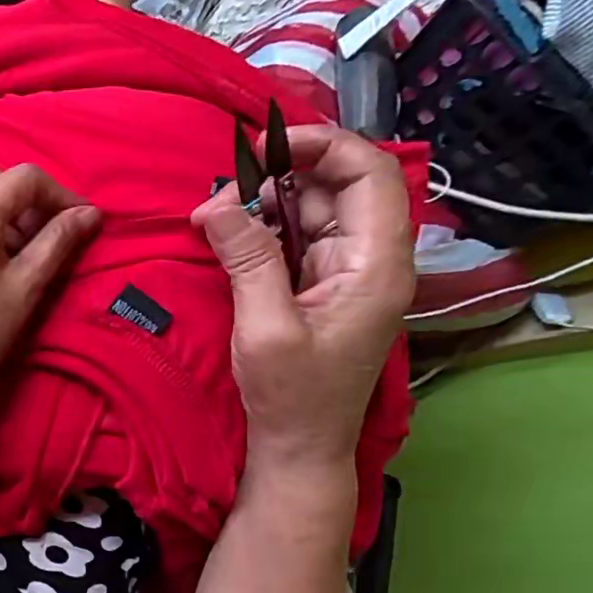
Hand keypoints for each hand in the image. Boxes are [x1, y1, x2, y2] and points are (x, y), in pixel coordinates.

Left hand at [0, 164, 101, 417]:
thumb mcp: (27, 283)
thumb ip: (59, 241)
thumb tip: (90, 214)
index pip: (22, 179)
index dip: (59, 193)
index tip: (81, 221)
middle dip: (30, 197)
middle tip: (53, 231)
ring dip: (9, 211)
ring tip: (31, 248)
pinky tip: (4, 257)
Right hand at [193, 126, 413, 468]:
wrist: (299, 446)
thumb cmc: (292, 395)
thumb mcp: (264, 326)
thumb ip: (247, 258)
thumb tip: (215, 202)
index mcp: (377, 264)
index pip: (369, 174)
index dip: (322, 146)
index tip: (264, 147)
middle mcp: (369, 258)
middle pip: (337, 187)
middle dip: (279, 177)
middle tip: (221, 191)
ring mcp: (344, 271)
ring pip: (310, 210)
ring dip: (263, 204)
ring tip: (215, 215)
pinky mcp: (319, 285)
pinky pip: (293, 238)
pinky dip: (260, 230)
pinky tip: (229, 234)